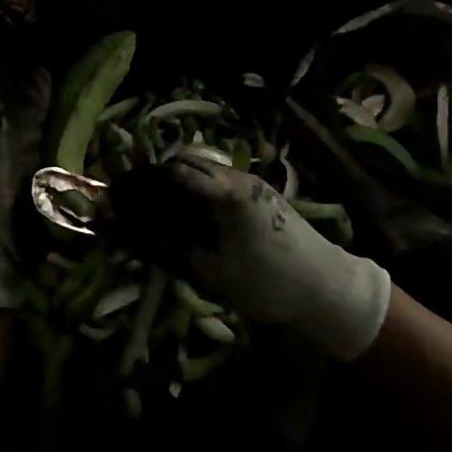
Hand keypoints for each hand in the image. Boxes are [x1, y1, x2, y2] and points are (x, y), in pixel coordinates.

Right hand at [113, 152, 393, 360]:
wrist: (329, 289)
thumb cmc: (269, 284)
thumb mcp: (215, 273)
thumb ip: (176, 248)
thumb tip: (141, 235)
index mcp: (227, 194)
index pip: (175, 172)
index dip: (146, 180)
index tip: (122, 190)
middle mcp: (239, 179)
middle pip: (189, 162)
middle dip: (159, 175)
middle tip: (137, 197)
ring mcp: (252, 185)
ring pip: (206, 169)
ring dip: (181, 180)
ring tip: (159, 205)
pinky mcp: (262, 194)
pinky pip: (221, 180)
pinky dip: (199, 187)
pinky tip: (189, 211)